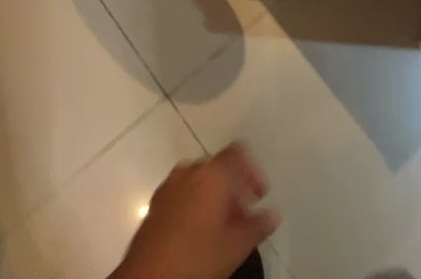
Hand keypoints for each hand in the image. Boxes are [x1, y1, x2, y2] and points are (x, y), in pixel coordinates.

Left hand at [112, 143, 279, 278]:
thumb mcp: (236, 245)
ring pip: (199, 179)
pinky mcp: (155, 201)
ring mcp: (169, 185)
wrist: (148, 274)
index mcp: (211, 174)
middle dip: (234, 186)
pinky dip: (195, 201)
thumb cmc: (196, 256)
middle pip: (218, 166)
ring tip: (222, 224)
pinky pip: (182, 191)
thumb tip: (273, 215)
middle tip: (243, 212)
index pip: (238, 153)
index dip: (253, 169)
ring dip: (214, 194)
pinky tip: (198, 229)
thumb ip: (258, 225)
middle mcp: (189, 171)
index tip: (259, 194)